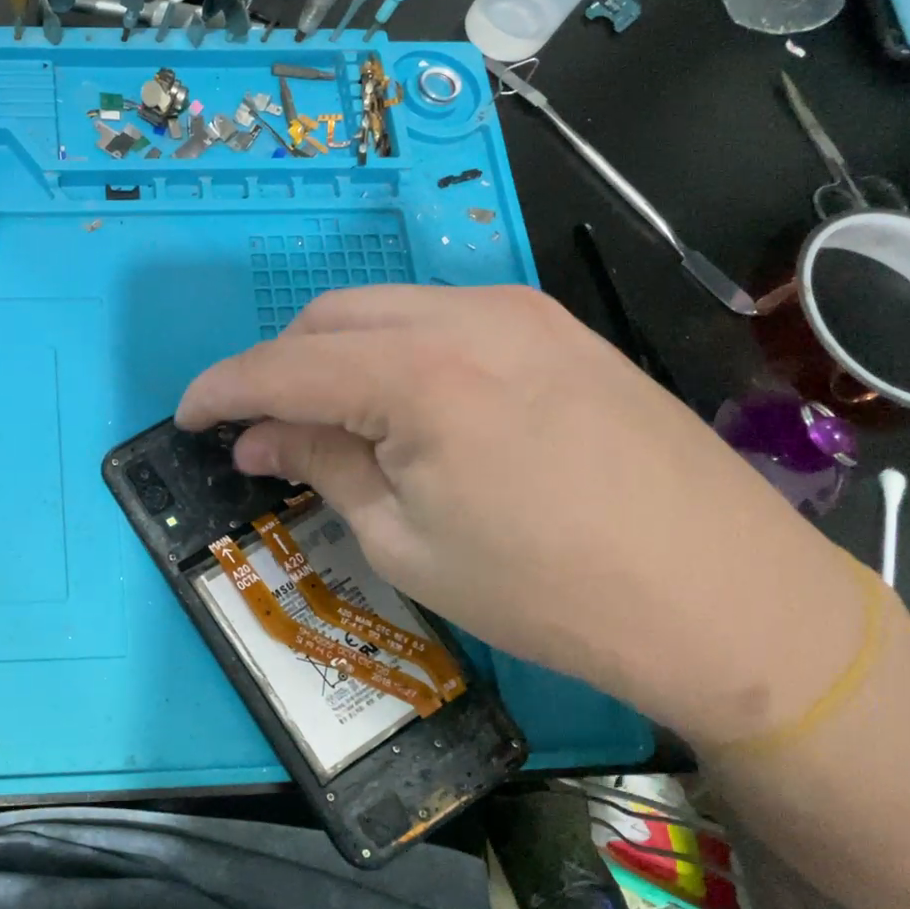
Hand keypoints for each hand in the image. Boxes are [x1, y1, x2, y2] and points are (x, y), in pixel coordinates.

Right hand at [177, 285, 858, 743]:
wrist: (724, 598)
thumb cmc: (544, 589)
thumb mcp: (401, 541)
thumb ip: (321, 465)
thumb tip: (256, 438)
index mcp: (418, 374)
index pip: (282, 365)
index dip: (220, 390)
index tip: (184, 418)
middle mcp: (464, 316)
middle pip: (327, 319)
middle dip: (275, 368)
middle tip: (259, 435)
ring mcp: (520, 312)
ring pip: (382, 310)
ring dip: (331, 358)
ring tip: (326, 426)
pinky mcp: (555, 328)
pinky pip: (438, 320)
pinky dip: (389, 354)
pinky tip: (397, 409)